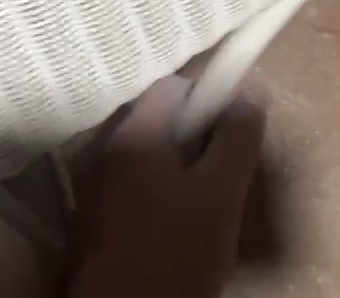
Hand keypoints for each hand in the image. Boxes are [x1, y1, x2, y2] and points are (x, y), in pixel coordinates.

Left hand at [69, 76, 266, 297]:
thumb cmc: (174, 254)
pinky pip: (131, 183)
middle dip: (196, 135)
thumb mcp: (221, 193)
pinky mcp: (89, 220)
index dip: (211, 98)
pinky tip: (176, 225)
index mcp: (132, 132)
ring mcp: (91, 186)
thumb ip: (238, 137)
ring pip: (147, 153)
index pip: (175, 85)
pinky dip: (156, 191)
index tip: (233, 131)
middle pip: (160, 119)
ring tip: (205, 201)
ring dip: (178, 166)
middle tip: (224, 169)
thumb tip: (249, 92)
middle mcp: (103, 149)